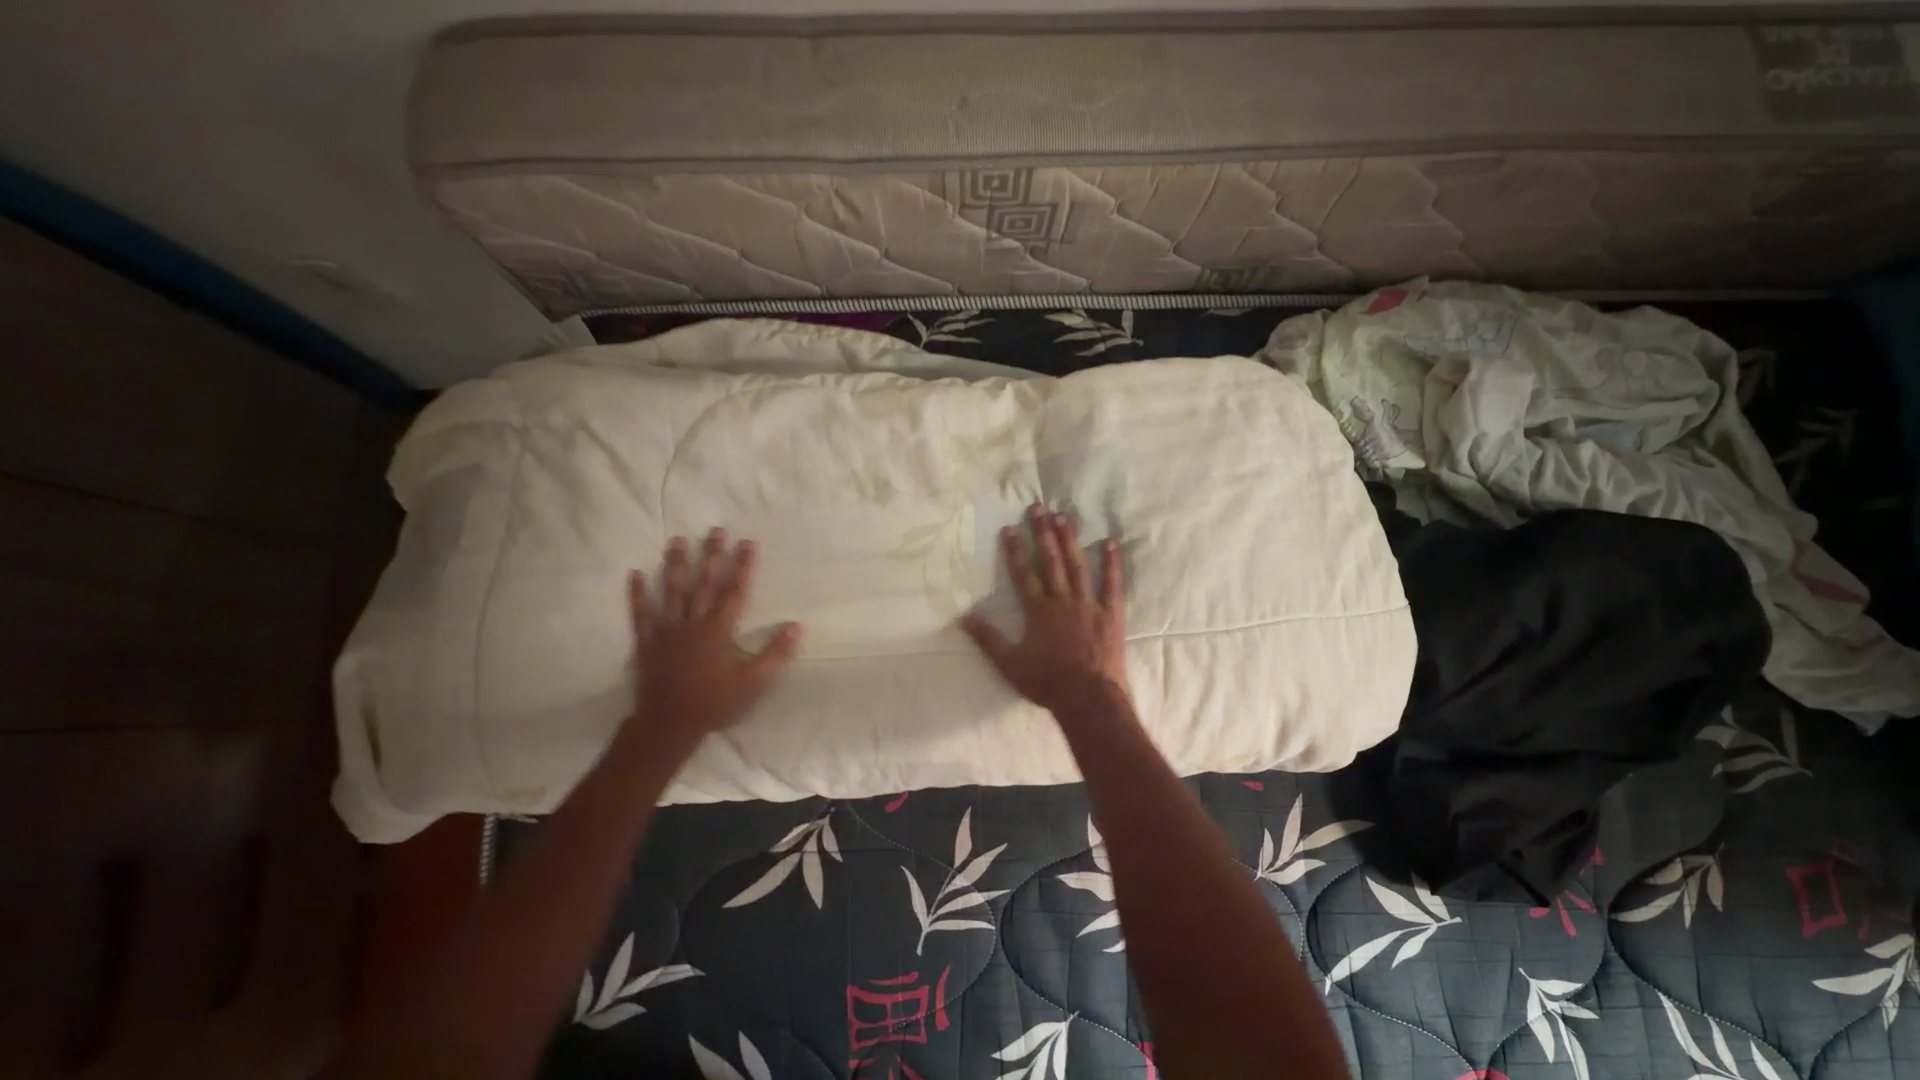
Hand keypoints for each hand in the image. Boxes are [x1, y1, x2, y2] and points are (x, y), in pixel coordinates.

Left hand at [629, 529, 800, 748]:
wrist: (669, 723)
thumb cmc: (714, 703)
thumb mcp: (753, 682)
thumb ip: (775, 653)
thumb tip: (797, 626)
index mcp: (719, 630)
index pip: (735, 591)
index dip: (743, 566)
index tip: (748, 542)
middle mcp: (693, 622)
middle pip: (704, 583)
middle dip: (712, 555)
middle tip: (716, 530)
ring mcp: (667, 630)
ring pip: (672, 591)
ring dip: (675, 565)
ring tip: (677, 540)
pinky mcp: (647, 642)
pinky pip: (641, 614)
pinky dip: (638, 594)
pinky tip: (635, 575)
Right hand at [961, 504, 1127, 713]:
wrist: (1088, 698)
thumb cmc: (1047, 682)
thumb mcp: (1009, 664)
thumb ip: (987, 639)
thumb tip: (963, 618)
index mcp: (1037, 611)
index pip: (1022, 574)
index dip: (1014, 550)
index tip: (1009, 528)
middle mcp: (1062, 600)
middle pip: (1050, 561)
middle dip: (1042, 533)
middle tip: (1038, 507)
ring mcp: (1088, 605)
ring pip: (1078, 566)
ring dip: (1070, 540)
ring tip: (1064, 517)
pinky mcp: (1110, 614)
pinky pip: (1111, 584)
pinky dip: (1111, 563)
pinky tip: (1110, 543)